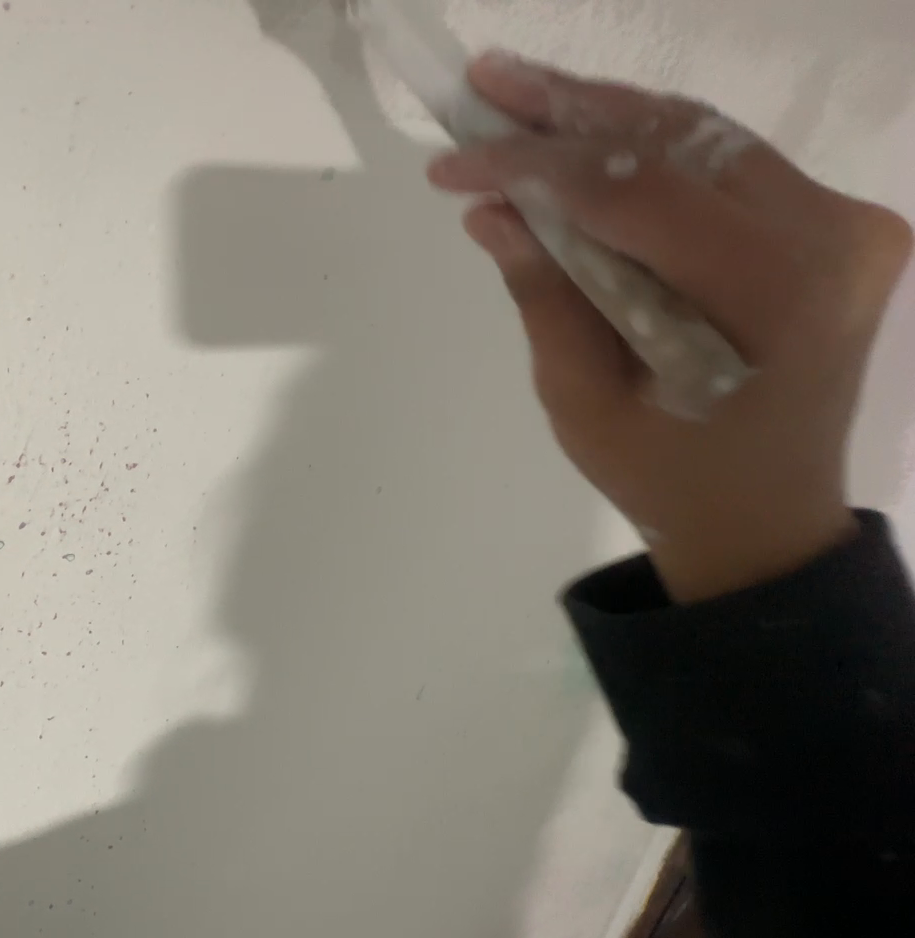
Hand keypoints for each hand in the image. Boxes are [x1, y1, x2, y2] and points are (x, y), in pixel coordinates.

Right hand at [427, 50, 912, 601]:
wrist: (758, 507)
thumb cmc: (659, 470)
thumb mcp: (579, 395)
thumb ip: (544, 293)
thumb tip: (493, 213)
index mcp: (769, 290)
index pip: (637, 193)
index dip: (537, 165)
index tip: (452, 163)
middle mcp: (826, 231)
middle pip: (680, 141)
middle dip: (569, 107)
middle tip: (482, 80)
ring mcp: (835, 220)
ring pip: (701, 140)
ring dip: (599, 115)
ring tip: (513, 94)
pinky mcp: (817, 224)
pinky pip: (715, 168)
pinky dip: (633, 152)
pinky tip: (573, 139)